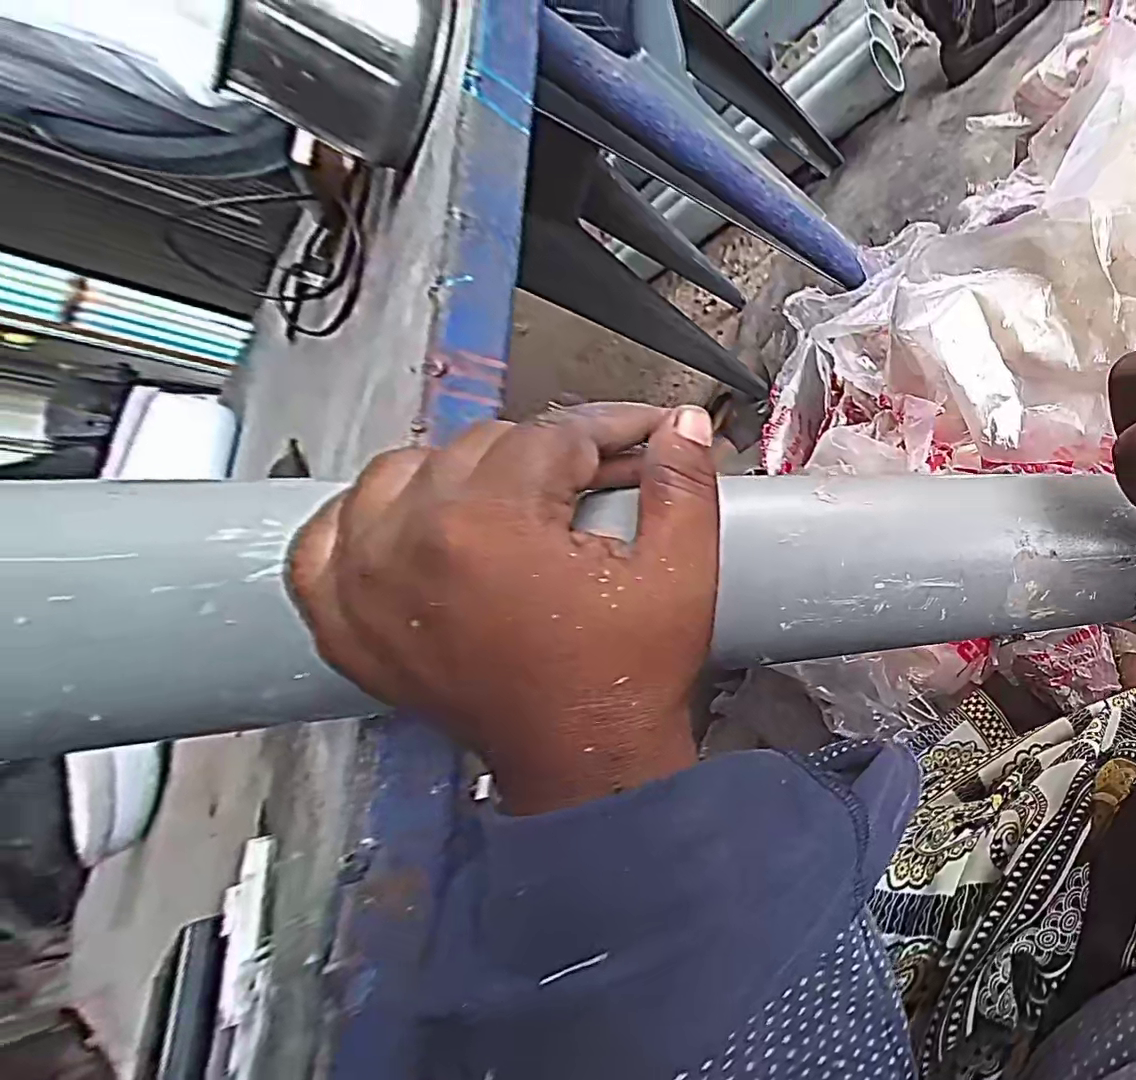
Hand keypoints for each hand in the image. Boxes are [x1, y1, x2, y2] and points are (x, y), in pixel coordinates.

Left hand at [287, 403, 718, 814]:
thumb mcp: (682, 570)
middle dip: (557, 451)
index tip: (645, 433)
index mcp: (489, 528)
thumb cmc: (632, 674)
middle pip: (485, 445)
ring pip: (408, 471)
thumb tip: (683, 425)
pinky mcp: (348, 622)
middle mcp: (407, 546)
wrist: (590, 756)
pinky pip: (335, 532)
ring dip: (474, 470)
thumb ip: (684, 485)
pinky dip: (381, 513)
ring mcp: (364, 585)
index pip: (553, 434)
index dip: (614, 426)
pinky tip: (433, 521)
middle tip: (609, 475)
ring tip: (532, 496)